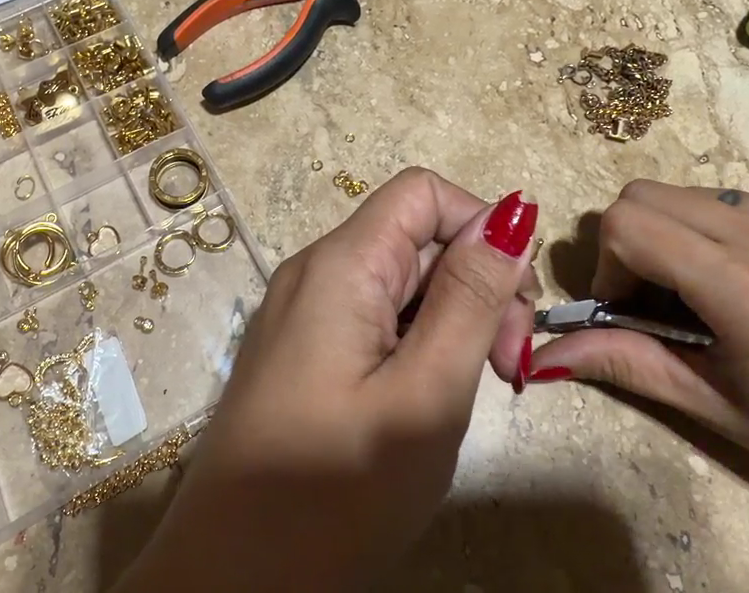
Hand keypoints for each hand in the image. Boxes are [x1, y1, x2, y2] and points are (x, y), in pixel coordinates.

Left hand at [113, 169, 538, 592]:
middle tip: (507, 371)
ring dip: (452, 323)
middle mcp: (315, 273)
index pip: (424, 193)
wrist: (233, 574)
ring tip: (467, 394)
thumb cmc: (335, 490)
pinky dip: (417, 346)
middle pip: (416, 237)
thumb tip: (511, 214)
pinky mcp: (303, 352)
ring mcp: (304, 314)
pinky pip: (374, 319)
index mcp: (339, 265)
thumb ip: (470, 299)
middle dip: (476, 288)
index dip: (483, 229)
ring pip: (401, 283)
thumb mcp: (424, 395)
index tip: (516, 311)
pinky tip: (426, 401)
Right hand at [530, 181, 748, 592]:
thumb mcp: (728, 415)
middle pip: (652, 193)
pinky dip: (741, 234)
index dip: (608, 263)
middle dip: (635, 242)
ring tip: (726, 295)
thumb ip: (631, 365)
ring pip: (704, 193)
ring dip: (688, 236)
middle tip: (665, 300)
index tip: (631, 306)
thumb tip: (545, 353)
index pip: (628, 223)